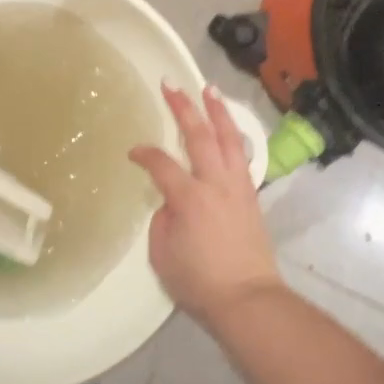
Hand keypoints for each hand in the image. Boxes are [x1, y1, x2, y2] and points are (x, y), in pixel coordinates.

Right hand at [129, 84, 282, 325]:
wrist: (248, 300)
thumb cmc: (199, 283)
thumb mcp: (163, 254)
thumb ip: (162, 220)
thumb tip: (171, 203)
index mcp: (189, 197)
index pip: (161, 163)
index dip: (144, 154)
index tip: (133, 152)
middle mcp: (215, 183)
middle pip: (199, 135)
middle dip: (182, 107)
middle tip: (170, 83)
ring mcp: (237, 187)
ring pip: (228, 138)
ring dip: (217, 111)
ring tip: (209, 88)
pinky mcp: (251, 195)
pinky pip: (241, 155)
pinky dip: (233, 135)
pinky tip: (228, 127)